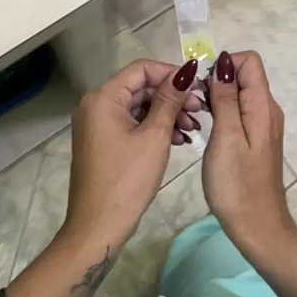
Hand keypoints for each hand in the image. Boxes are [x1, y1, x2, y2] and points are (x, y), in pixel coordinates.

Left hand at [62, 59, 202, 249]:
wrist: (98, 227)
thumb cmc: (128, 179)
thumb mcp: (154, 136)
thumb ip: (170, 100)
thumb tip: (186, 71)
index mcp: (103, 98)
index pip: (141, 69)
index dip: (171, 73)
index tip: (198, 86)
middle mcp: (96, 106)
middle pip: (141, 88)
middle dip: (172, 97)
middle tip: (200, 110)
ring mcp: (97, 125)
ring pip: (139, 108)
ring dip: (167, 114)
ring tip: (193, 129)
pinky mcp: (103, 143)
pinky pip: (132, 125)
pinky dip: (155, 129)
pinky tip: (179, 140)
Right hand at [201, 50, 296, 254]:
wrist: (257, 226)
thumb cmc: (237, 184)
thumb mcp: (226, 138)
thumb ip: (224, 99)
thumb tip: (223, 62)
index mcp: (262, 106)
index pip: (249, 61)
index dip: (223, 65)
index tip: (200, 86)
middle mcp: (267, 110)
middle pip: (244, 75)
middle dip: (216, 80)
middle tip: (192, 105)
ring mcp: (262, 125)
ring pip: (239, 94)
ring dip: (216, 97)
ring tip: (196, 118)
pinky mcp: (256, 139)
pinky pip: (239, 112)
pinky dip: (221, 112)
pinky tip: (206, 130)